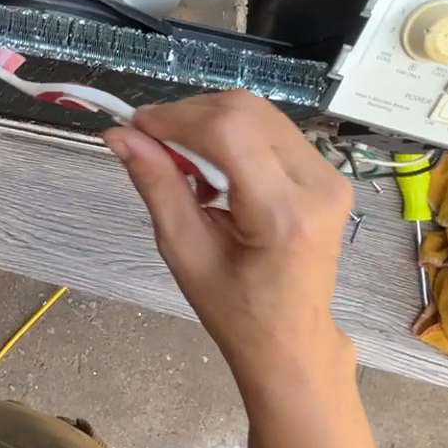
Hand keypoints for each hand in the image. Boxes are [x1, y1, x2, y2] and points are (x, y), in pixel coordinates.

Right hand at [104, 91, 353, 385]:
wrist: (290, 337)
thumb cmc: (232, 307)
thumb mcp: (182, 249)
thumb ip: (156, 184)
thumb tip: (119, 135)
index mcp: (282, 212)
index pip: (228, 131)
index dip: (174, 118)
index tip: (134, 129)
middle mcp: (317, 183)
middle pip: (244, 110)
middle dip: (187, 114)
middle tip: (149, 143)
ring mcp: (328, 174)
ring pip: (256, 111)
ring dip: (205, 122)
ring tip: (179, 160)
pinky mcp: (325, 172)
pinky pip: (268, 128)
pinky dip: (227, 133)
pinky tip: (209, 169)